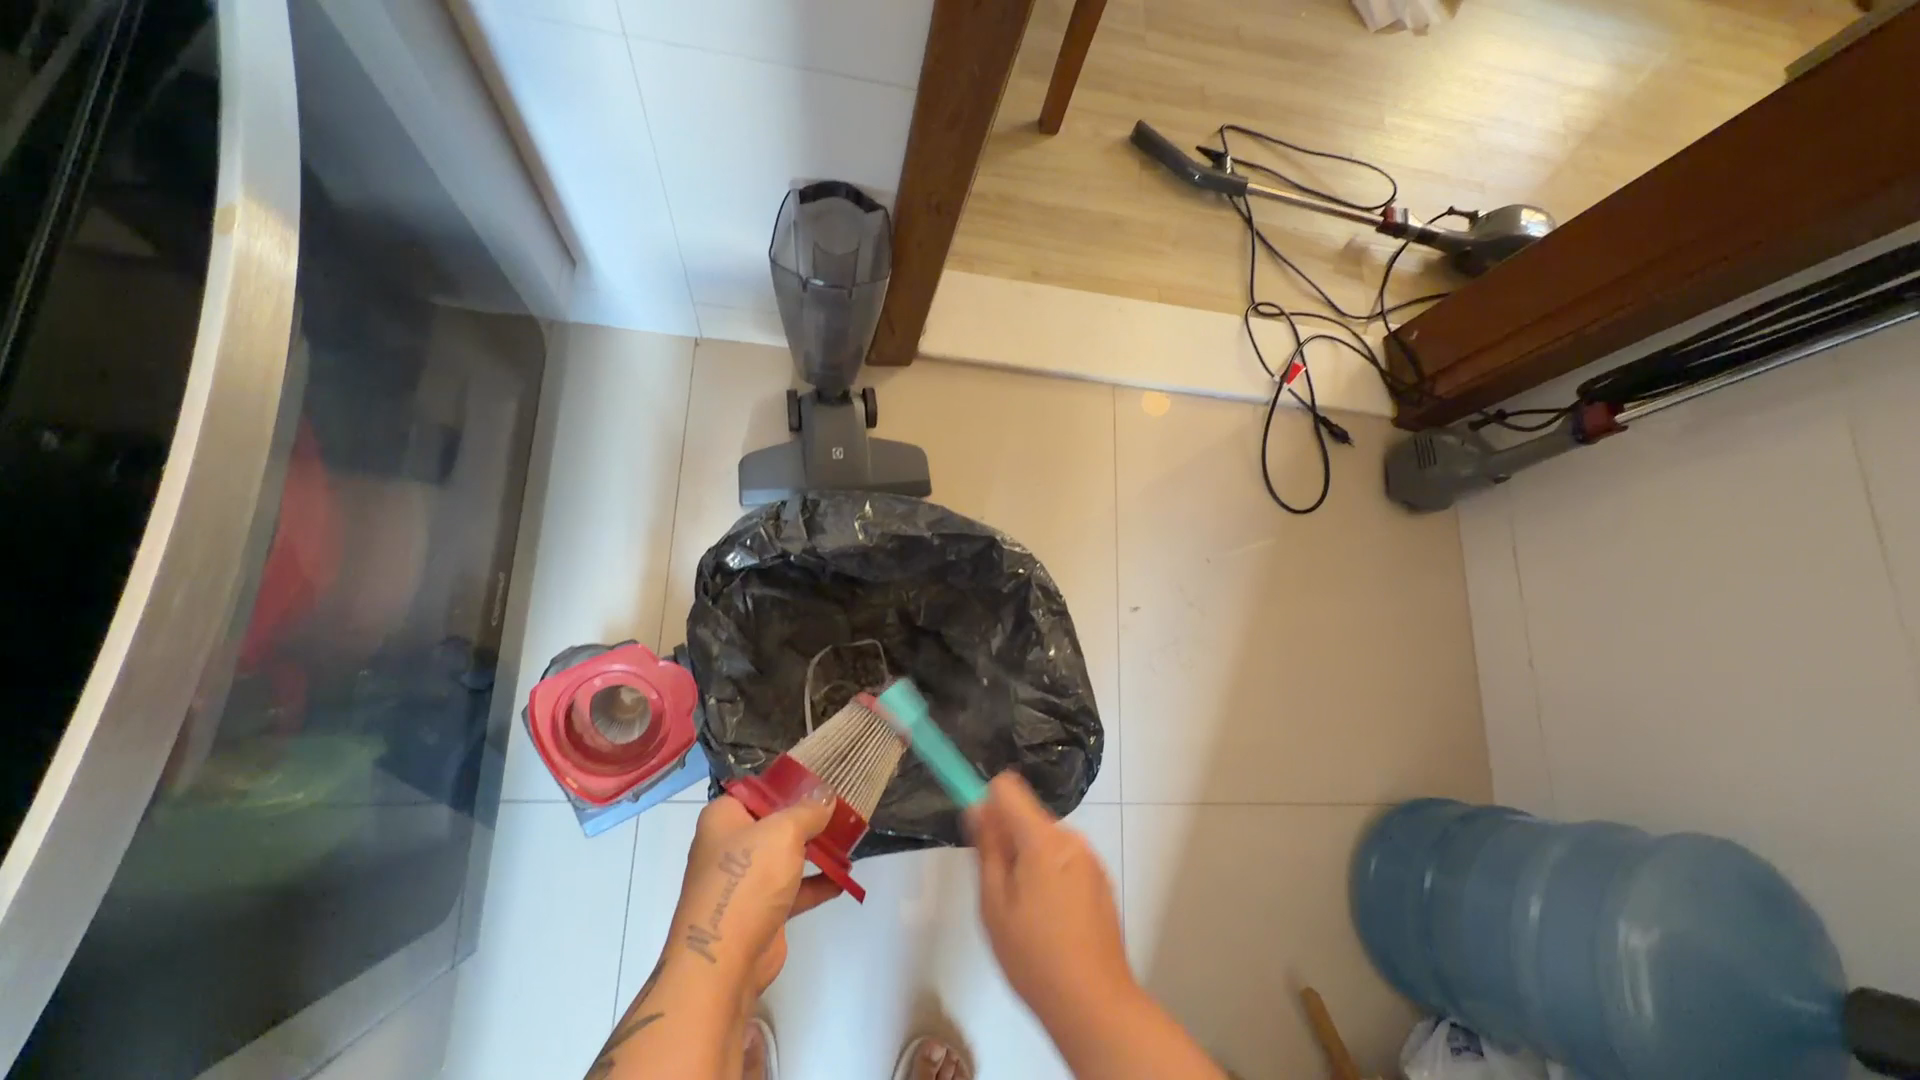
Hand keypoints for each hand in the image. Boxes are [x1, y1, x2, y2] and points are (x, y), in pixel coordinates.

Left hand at [664, 790, 843, 1001]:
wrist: (723, 959)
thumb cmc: (747, 881)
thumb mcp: (783, 832)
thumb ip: (808, 811)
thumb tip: (826, 795)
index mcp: (724, 818)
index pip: (757, 790)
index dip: (789, 784)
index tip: (823, 780)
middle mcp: (730, 846)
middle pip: (774, 823)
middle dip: (809, 818)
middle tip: (844, 808)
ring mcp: (744, 881)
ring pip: (786, 857)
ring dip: (816, 850)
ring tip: (851, 839)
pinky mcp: (760, 911)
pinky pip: (793, 889)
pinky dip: (817, 883)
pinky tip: (844, 878)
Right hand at [967, 772, 1134, 1019]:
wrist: (1094, 1003)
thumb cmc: (1033, 956)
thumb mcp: (993, 904)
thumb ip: (986, 849)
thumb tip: (977, 808)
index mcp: (1043, 839)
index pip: (1007, 788)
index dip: (985, 801)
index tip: (976, 835)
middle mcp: (1071, 840)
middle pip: (1027, 817)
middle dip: (1007, 840)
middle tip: (997, 891)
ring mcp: (1091, 861)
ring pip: (1045, 841)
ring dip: (1028, 861)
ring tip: (1023, 913)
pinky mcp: (1101, 882)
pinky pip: (1064, 862)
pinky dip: (1049, 877)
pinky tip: (1048, 921)